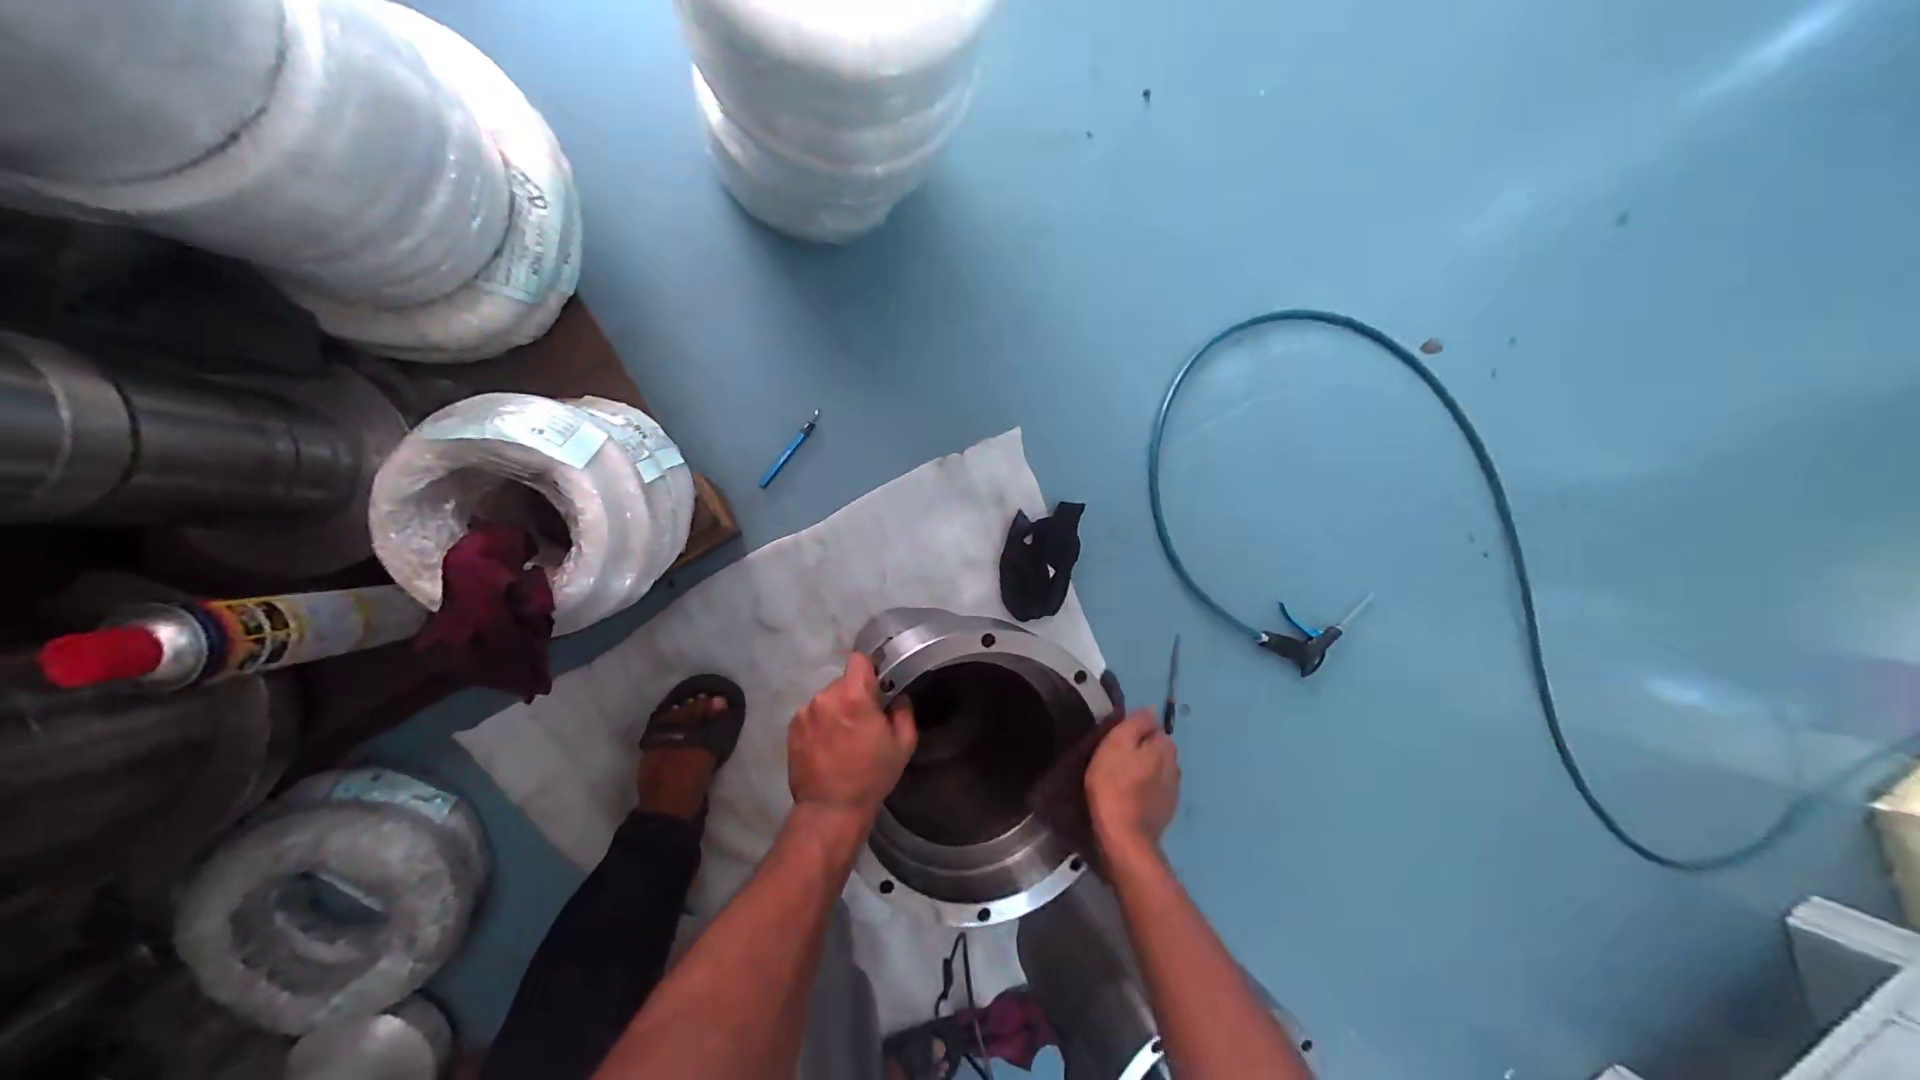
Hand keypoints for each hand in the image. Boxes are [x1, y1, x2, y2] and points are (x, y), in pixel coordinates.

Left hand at [789, 653, 917, 819]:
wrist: (830, 808)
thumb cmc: (871, 776)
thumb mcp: (903, 744)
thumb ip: (903, 711)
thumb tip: (897, 696)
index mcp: (854, 696)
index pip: (859, 659)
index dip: (869, 670)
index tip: (876, 688)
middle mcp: (825, 696)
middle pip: (843, 682)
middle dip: (854, 696)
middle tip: (862, 722)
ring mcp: (805, 711)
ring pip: (827, 698)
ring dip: (836, 710)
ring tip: (842, 738)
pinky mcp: (792, 727)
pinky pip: (812, 713)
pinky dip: (821, 723)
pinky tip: (827, 746)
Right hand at [1085, 710, 1179, 857]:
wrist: (1123, 835)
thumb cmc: (1114, 783)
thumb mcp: (1117, 742)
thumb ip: (1136, 722)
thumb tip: (1151, 710)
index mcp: (1165, 745)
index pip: (1150, 727)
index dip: (1131, 733)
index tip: (1113, 743)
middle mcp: (1176, 765)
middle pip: (1154, 749)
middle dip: (1139, 751)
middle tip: (1112, 762)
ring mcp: (1173, 790)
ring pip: (1156, 770)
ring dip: (1142, 772)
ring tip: (1119, 781)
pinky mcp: (1166, 810)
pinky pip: (1154, 790)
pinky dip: (1143, 791)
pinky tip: (1128, 797)